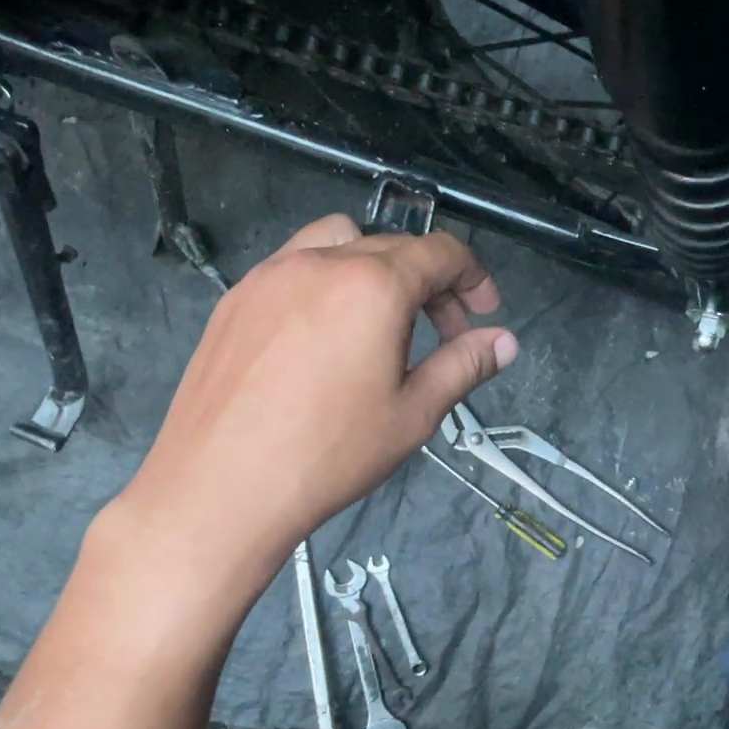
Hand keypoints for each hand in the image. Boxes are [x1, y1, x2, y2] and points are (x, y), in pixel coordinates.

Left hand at [109, 214, 516, 579]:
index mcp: (373, 286)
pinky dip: (329, 280)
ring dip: (377, 269)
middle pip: (394, 247)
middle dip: (432, 282)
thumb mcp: (415, 413)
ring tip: (382, 323)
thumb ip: (464, 365)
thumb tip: (506, 342)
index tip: (485, 313)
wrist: (222, 486)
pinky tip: (327, 336)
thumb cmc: (331, 453)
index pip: (440, 252)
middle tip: (445, 334)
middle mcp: (320, 262)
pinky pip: (296, 265)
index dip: (474, 277)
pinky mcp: (237, 298)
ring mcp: (270, 275)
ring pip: (340, 241)